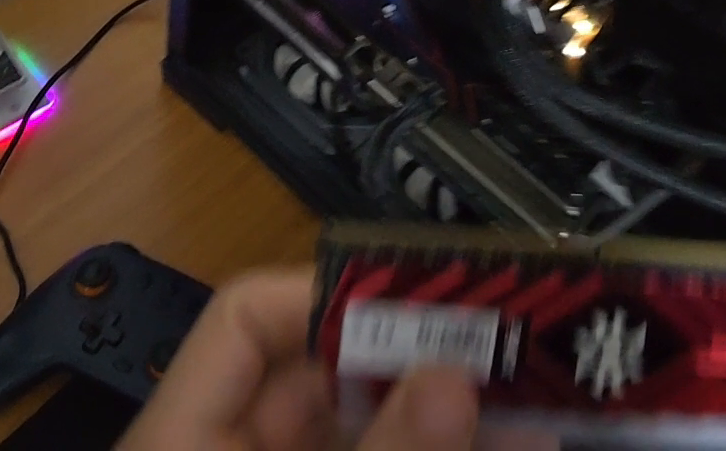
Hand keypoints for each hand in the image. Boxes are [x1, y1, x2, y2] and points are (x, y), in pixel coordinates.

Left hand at [115, 266, 514, 449]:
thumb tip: (452, 372)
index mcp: (188, 433)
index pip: (248, 315)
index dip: (329, 290)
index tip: (418, 292)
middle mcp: (238, 445)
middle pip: (331, 370)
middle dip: (421, 353)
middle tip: (503, 335)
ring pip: (378, 426)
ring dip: (454, 412)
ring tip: (538, 388)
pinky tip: (523, 445)